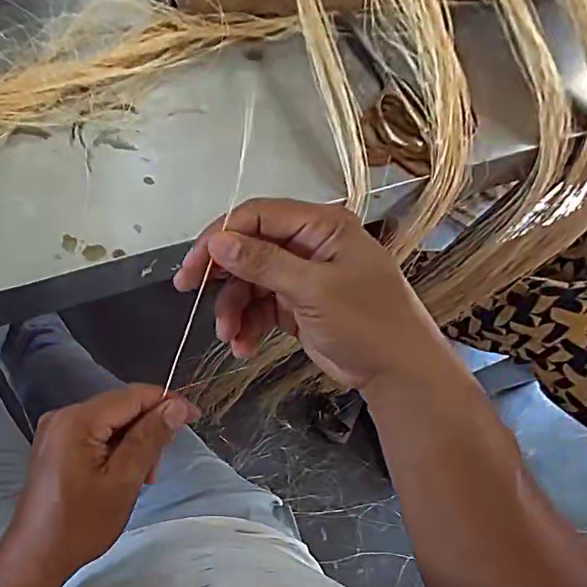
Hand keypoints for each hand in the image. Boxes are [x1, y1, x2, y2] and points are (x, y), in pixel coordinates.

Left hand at [0, 385, 197, 586]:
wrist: (36, 557)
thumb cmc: (81, 524)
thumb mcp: (124, 481)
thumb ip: (150, 438)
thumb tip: (176, 406)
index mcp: (77, 420)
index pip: (132, 395)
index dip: (167, 402)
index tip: (194, 417)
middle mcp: (63, 416)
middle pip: (121, 406)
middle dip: (148, 429)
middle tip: (156, 469)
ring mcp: (56, 431)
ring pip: (111, 422)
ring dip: (135, 442)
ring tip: (141, 478)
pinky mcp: (56, 446)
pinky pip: (96, 435)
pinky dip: (117, 449)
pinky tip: (123, 475)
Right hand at [174, 198, 450, 395]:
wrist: (396, 371)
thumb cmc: (369, 323)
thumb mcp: (314, 291)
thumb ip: (264, 264)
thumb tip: (219, 242)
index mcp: (321, 226)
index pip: (258, 216)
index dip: (221, 236)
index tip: (194, 264)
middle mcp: (309, 246)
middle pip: (249, 250)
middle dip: (223, 277)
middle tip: (191, 293)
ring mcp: (303, 277)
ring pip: (251, 283)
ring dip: (234, 309)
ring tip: (229, 337)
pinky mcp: (298, 306)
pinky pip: (261, 308)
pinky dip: (248, 326)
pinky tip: (243, 345)